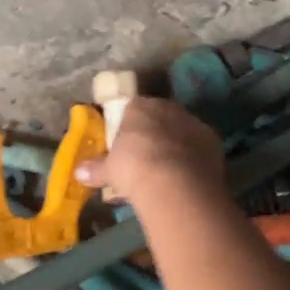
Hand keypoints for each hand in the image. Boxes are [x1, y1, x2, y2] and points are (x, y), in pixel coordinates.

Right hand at [74, 97, 225, 201]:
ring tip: (171, 172)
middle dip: (156, 133)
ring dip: (177, 145)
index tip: (129, 145)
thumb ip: (96, 169)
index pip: (134, 109)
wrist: (174, 183)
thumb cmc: (134, 168)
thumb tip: (78, 172)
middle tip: (149, 159)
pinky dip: (195, 158)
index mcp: (138, 107)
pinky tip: (189, 177)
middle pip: (160, 116)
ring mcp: (191, 121)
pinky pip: (199, 146)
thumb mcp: (110, 170)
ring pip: (182, 130)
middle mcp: (166, 107)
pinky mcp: (212, 139)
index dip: (131, 126)